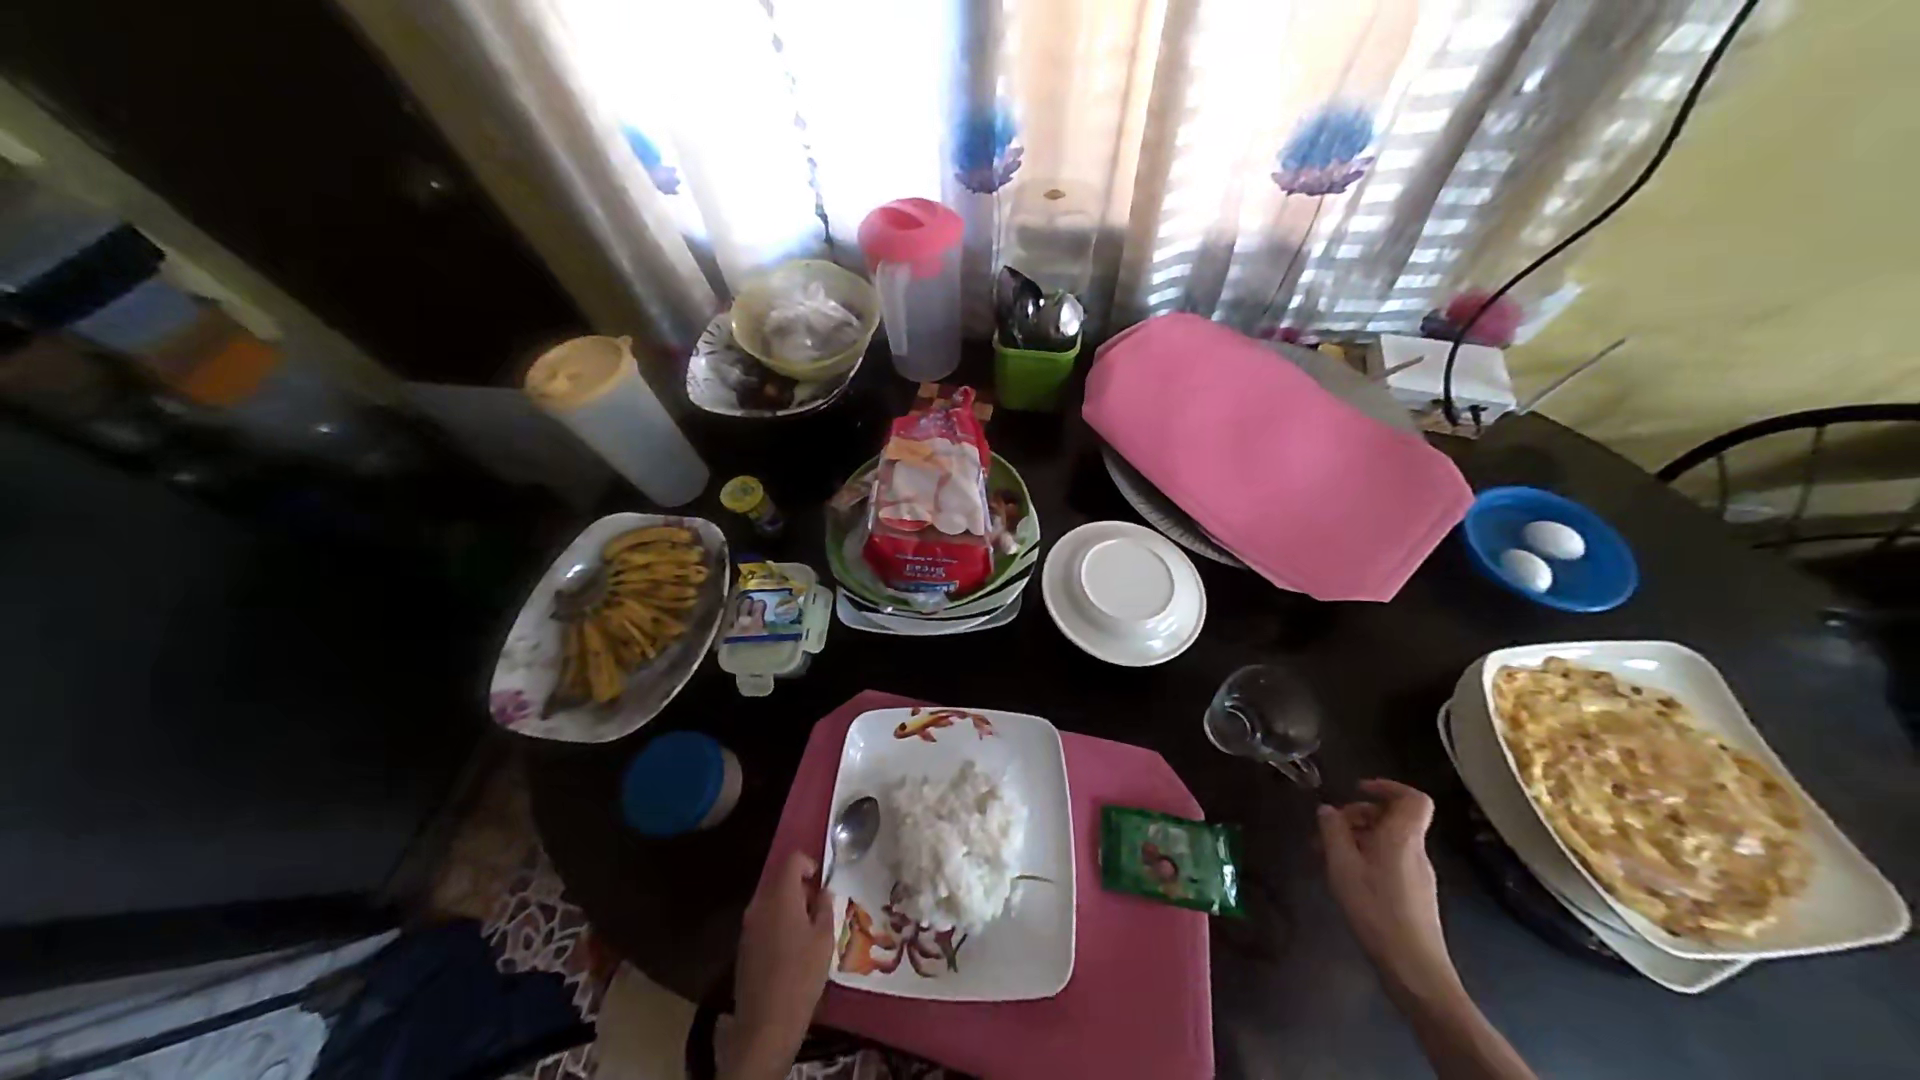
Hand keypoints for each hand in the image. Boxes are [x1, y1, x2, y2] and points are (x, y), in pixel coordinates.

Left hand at [729, 851, 834, 1076]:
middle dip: (800, 887)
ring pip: (771, 900)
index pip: (793, 860)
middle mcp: (759, 904)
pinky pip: (763, 919)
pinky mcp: (743, 945)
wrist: (766, 1022)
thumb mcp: (824, 938)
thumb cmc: (801, 975)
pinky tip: (791, 947)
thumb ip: (825, 907)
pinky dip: (778, 921)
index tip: (823, 883)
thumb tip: (823, 893)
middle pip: (780, 879)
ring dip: (789, 905)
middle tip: (820, 908)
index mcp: (780, 896)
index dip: (810, 864)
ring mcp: (748, 925)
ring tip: (808, 929)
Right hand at [1318, 779, 1458, 1001]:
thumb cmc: (1376, 909)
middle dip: (1357, 815)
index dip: (1387, 787)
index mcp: (1403, 837)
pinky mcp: (1414, 894)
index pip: (1413, 798)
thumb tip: (1327, 810)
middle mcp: (1415, 851)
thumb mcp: (1342, 865)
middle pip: (1392, 818)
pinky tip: (1344, 876)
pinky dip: (1365, 857)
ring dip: (1356, 838)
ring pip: (1387, 840)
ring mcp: (1417, 874)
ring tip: (1326, 854)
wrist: (1413, 967)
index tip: (1357, 789)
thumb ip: (1332, 832)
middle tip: (1327, 829)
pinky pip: (1389, 860)